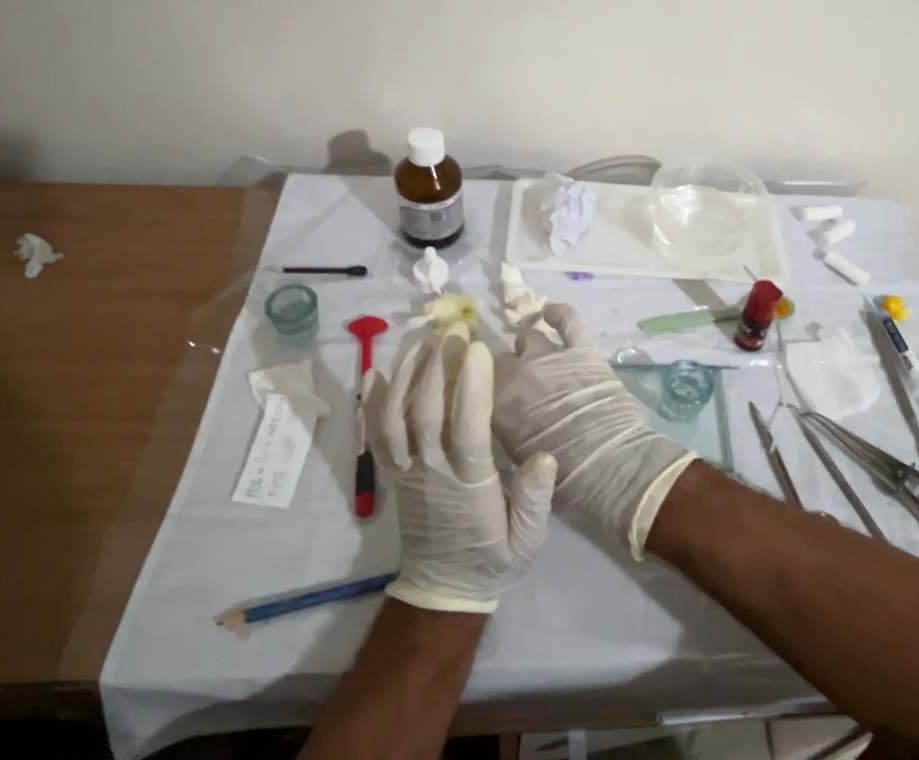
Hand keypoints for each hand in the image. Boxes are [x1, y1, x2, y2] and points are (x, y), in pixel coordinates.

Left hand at [367, 323, 557, 613]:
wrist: (444, 588)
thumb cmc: (493, 559)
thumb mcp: (527, 541)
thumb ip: (535, 500)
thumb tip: (544, 456)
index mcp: (469, 487)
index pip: (466, 430)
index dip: (469, 389)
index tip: (478, 350)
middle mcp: (432, 473)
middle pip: (426, 413)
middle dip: (438, 366)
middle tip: (453, 328)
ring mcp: (406, 472)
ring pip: (396, 418)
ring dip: (406, 374)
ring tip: (423, 339)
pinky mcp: (393, 474)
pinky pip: (377, 434)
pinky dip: (374, 401)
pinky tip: (379, 370)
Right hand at [495, 303, 696, 558]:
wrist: (609, 468)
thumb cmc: (561, 477)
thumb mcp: (514, 455)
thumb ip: (502, 426)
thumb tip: (501, 413)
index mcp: (494, 403)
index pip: (475, 380)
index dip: (481, 385)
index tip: (485, 392)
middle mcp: (516, 373)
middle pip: (499, 359)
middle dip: (505, 370)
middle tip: (518, 385)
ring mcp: (550, 357)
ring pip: (529, 337)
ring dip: (530, 347)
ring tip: (537, 358)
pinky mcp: (582, 350)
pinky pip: (568, 319)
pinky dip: (558, 312)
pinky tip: (550, 312)